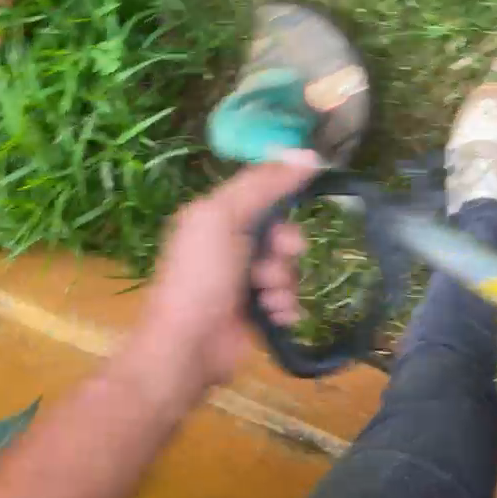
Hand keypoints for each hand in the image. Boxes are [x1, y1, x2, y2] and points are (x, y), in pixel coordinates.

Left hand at [121, 151, 321, 397]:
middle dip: (285, 249)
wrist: (189, 345)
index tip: (300, 203)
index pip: (261, 195)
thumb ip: (264, 184)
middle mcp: (228, 246)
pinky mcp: (255, 314)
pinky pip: (286, 300)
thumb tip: (307, 152)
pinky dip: (285, 307)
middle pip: (280, 234)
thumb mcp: (225, 217)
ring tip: (266, 297)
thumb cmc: (200, 275)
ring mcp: (242, 282)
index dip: (282, 200)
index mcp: (214, 217)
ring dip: (284, 282)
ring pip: (286, 269)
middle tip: (274, 262)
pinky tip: (275, 316)